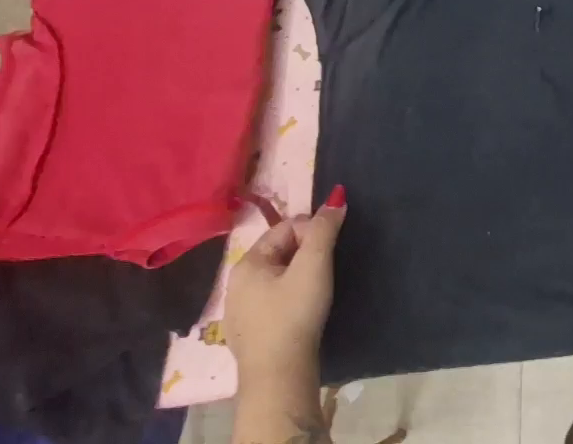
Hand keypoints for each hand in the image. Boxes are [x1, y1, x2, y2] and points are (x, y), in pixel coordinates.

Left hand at [224, 185, 346, 384]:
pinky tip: (301, 312)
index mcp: (247, 262)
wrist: (278, 375)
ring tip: (317, 291)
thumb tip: (336, 196)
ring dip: (300, 275)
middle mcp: (236, 283)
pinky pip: (272, 300)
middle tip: (325, 272)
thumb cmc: (294, 313)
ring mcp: (239, 310)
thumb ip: (325, 228)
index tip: (328, 252)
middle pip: (281, 250)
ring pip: (278, 276)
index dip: (313, 233)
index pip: (288, 228)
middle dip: (307, 254)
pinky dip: (289, 297)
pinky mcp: (248, 333)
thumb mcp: (314, 265)